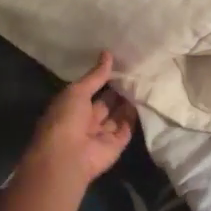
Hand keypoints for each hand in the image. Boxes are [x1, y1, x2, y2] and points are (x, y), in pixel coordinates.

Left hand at [22, 51, 135, 187]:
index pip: (89, 90)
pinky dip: (134, 116)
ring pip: (117, 115)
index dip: (102, 79)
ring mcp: (101, 134)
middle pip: (105, 103)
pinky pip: (127, 128)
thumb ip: (96, 75)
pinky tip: (144, 99)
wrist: (68, 157)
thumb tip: (108, 54)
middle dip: (117, 90)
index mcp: (71, 108)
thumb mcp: (77, 91)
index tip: (118, 63)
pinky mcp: (116, 144)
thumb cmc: (65, 119)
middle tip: (134, 71)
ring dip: (128, 101)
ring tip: (142, 81)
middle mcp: (86, 121)